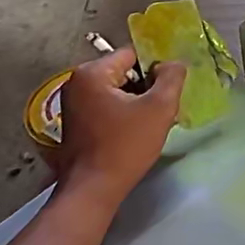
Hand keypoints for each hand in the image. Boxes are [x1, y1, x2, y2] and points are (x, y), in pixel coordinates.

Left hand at [50, 48, 186, 203]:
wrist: (93, 189)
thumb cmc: (125, 146)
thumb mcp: (158, 109)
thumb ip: (171, 78)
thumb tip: (172, 63)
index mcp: (91, 72)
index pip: (132, 55)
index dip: (154, 69)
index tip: (166, 91)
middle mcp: (76, 82)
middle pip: (122, 73)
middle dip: (144, 88)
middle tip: (159, 111)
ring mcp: (72, 103)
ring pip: (115, 92)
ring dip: (133, 104)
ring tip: (147, 125)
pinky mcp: (74, 122)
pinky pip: (105, 107)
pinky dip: (120, 115)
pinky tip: (132, 134)